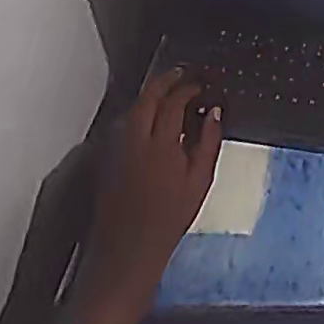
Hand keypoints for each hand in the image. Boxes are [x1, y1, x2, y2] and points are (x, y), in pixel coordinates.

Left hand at [77, 68, 222, 312]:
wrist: (128, 250)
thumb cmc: (169, 219)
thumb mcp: (199, 182)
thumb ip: (208, 142)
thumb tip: (214, 113)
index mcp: (161, 144)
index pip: (174, 102)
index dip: (188, 88)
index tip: (199, 85)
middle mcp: (136, 140)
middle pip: (148, 96)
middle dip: (165, 79)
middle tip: (181, 74)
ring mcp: (119, 146)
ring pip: (134, 107)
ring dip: (151, 94)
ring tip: (168, 92)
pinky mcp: (109, 155)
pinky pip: (126, 122)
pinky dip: (140, 111)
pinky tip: (151, 118)